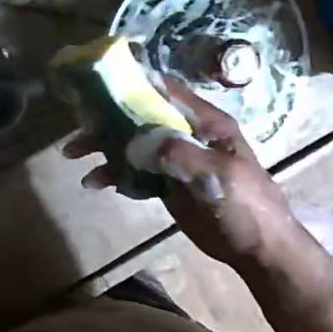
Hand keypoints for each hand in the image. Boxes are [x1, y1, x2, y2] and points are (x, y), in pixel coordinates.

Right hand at [64, 77, 303, 267]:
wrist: (258, 251)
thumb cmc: (248, 206)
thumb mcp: (219, 176)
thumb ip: (180, 154)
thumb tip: (138, 142)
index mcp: (206, 123)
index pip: (168, 91)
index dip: (138, 82)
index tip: (103, 81)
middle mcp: (188, 134)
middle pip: (141, 117)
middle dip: (107, 120)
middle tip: (78, 127)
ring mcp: (176, 159)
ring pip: (132, 144)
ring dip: (104, 148)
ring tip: (74, 157)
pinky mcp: (166, 183)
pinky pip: (134, 172)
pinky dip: (114, 174)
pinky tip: (96, 183)